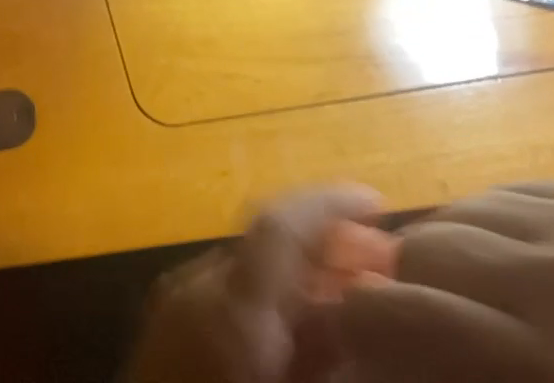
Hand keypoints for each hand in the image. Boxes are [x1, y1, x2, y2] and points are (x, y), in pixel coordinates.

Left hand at [125, 186, 400, 382]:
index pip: (279, 224)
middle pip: (267, 245)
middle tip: (387, 267)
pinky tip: (300, 338)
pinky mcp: (166, 331)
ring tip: (356, 304)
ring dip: (301, 277)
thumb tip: (363, 310)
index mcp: (228, 305)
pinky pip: (226, 298)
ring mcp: (173, 308)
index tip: (379, 204)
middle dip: (327, 246)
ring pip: (249, 271)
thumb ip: (326, 349)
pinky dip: (269, 303)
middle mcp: (195, 290)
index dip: (330, 204)